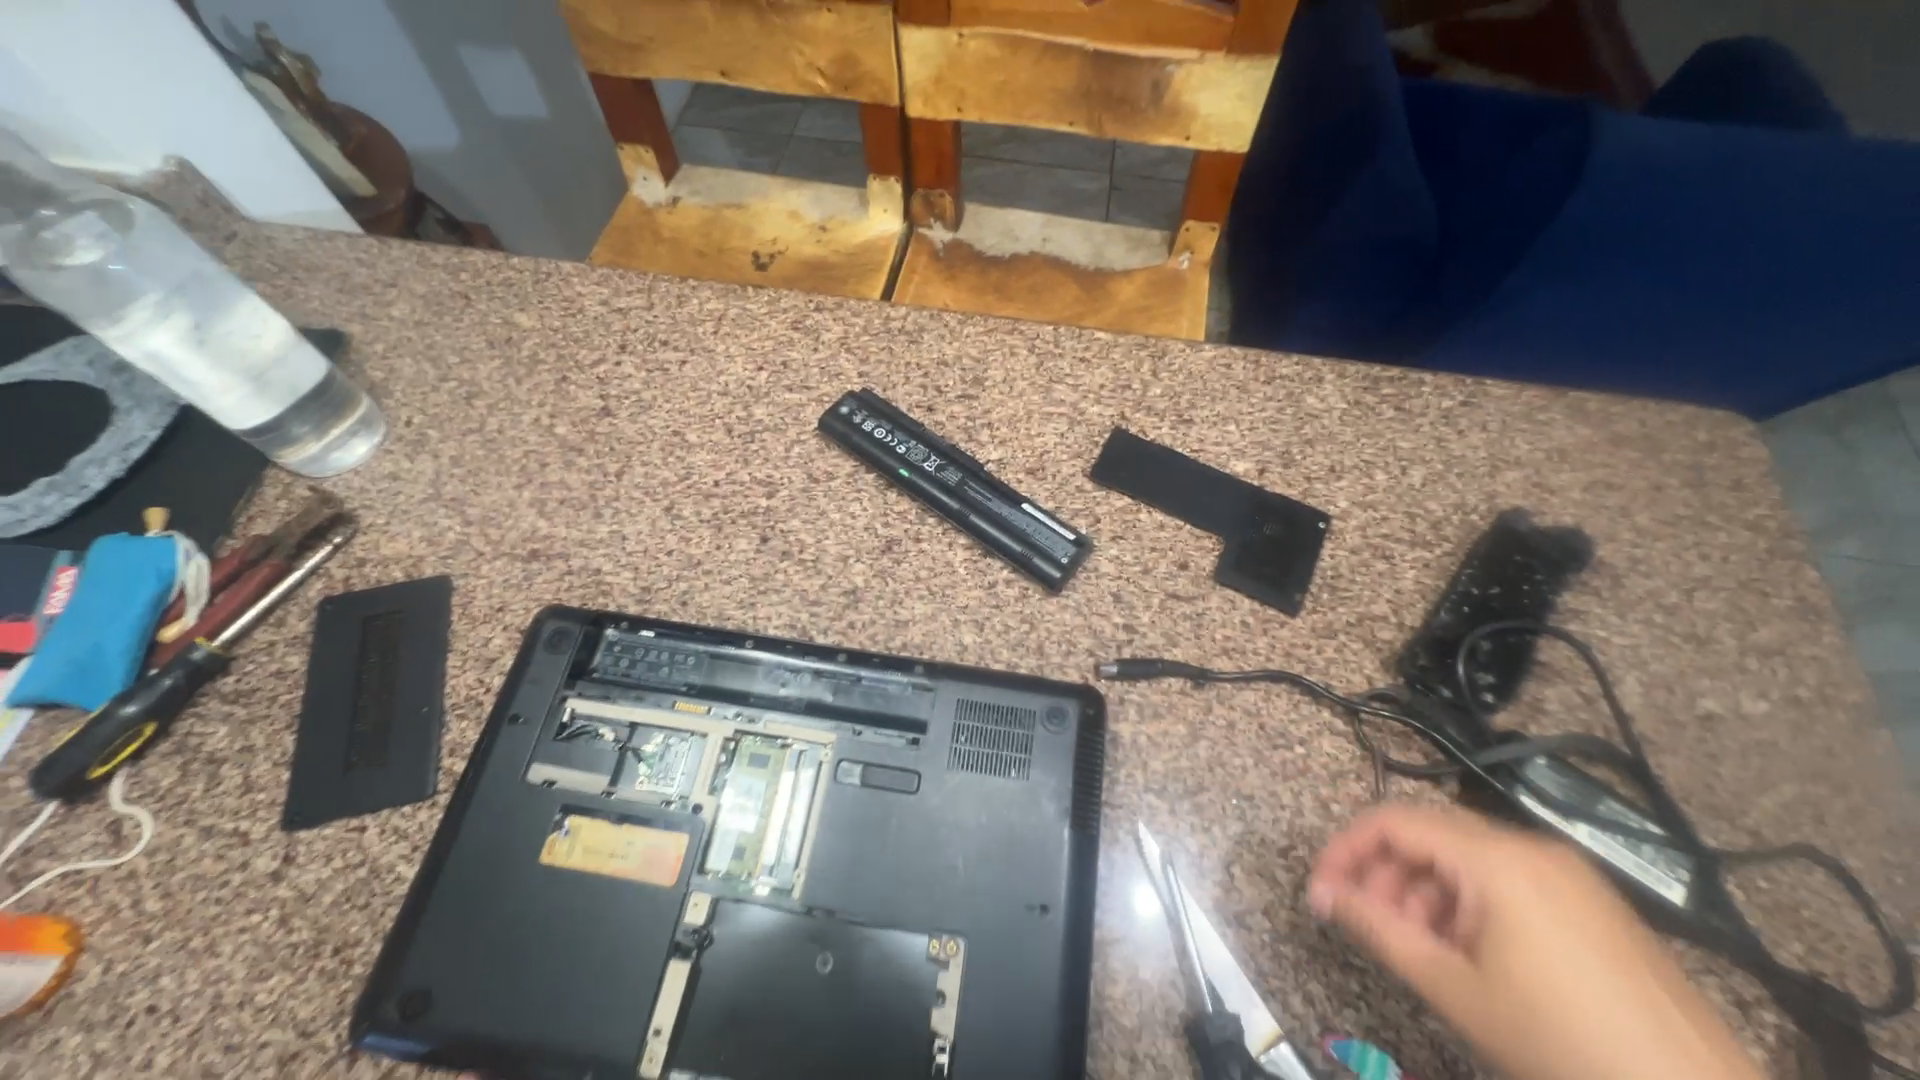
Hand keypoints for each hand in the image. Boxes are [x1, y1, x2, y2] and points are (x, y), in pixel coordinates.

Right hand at [1308, 804, 1762, 1079]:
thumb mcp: (1452, 985)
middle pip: (1429, 833)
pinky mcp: (1589, 899)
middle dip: (1385, 874)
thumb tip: (1324, 894)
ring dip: (1425, 892)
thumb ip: (1377, 928)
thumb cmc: (1560, 1039)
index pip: (1394, 820)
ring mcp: (1568, 871)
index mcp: (1496, 859)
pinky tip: (1469, 954)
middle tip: (1366, 924)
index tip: (1320, 891)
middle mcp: (1532, 847)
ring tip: (1420, 949)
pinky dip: (1468, 903)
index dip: (1345, 849)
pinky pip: (1506, 878)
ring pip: (1466, 857)